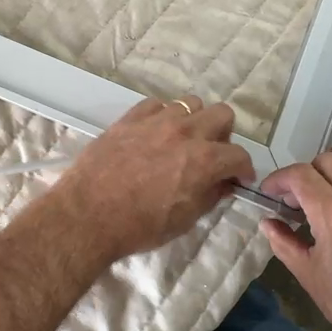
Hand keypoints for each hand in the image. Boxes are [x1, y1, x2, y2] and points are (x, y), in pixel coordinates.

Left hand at [39, 97, 254, 266]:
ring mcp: (156, 120)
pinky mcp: (130, 118)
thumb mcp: (185, 220)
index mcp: (204, 160)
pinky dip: (164, 116)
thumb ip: (210, 196)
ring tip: (183, 141)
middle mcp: (185, 132)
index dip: (243, 169)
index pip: (239, 155)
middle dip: (224, 135)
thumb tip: (224, 184)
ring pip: (190, 103)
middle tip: (213, 154)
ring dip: (194, 121)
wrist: (88, 215)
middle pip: (222, 114)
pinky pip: (157, 105)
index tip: (238, 178)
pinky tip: (155, 134)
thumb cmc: (139, 226)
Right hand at [258, 154, 331, 330]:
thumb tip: (268, 224)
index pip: (300, 175)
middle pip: (328, 161)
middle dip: (305, 173)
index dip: (278, 179)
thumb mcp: (310, 276)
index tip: (269, 193)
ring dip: (329, 177)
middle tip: (294, 198)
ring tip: (319, 204)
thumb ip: (284, 243)